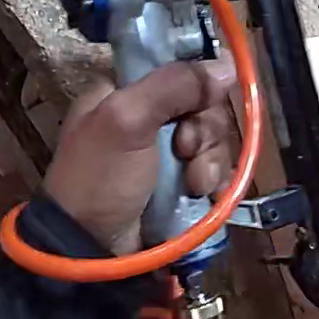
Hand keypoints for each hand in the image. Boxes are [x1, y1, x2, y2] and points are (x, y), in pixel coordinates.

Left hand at [41, 59, 238, 255]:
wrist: (91, 252)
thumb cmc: (100, 179)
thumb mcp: (128, 120)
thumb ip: (174, 86)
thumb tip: (226, 65)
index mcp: (124, 91)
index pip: (178, 69)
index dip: (197, 86)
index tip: (197, 107)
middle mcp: (146, 115)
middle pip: (202, 104)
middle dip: (204, 131)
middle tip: (187, 152)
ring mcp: (164, 151)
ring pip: (211, 137)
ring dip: (210, 160)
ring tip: (194, 184)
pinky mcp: (178, 180)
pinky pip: (212, 166)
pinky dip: (214, 179)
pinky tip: (204, 193)